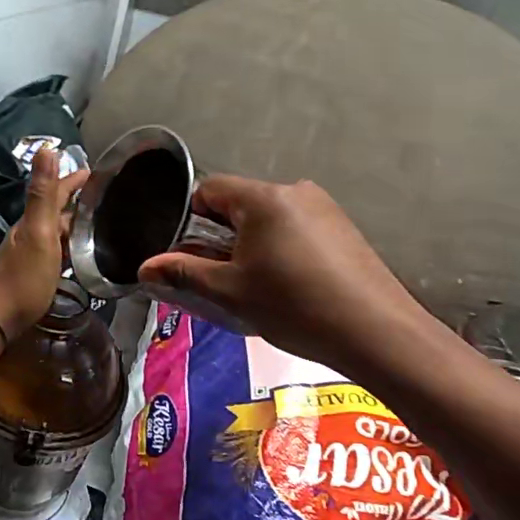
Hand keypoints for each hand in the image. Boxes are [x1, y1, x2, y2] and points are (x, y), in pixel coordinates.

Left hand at [0, 148, 87, 331]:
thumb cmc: (23, 276)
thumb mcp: (38, 232)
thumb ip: (42, 193)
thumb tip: (46, 148)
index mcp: (34, 220)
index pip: (57, 192)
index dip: (73, 180)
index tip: (94, 171)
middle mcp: (31, 232)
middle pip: (56, 210)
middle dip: (77, 200)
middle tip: (102, 195)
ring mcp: (31, 253)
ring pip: (57, 230)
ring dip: (74, 223)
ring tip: (97, 222)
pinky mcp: (35, 272)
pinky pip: (57, 249)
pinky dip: (70, 245)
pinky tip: (79, 252)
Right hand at [137, 176, 430, 373]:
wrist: (374, 330)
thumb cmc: (294, 306)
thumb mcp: (231, 292)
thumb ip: (184, 273)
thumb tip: (144, 268)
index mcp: (263, 197)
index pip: (209, 189)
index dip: (190, 219)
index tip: (189, 255)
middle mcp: (295, 191)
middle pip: (240, 204)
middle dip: (222, 238)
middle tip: (220, 280)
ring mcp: (325, 209)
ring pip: (270, 220)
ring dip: (252, 247)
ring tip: (258, 290)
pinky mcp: (344, 230)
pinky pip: (298, 230)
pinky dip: (282, 251)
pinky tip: (292, 288)